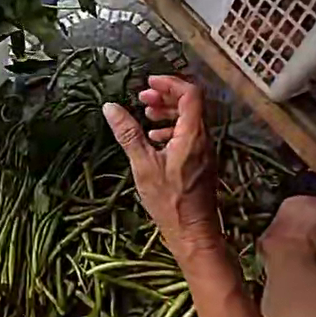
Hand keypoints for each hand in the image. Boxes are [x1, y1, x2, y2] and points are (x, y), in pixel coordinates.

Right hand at [103, 76, 227, 269]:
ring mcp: (204, 150)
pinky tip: (154, 138)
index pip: (190, 94)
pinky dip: (172, 128)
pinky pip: (190, 133)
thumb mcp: (143, 165)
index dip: (170, 83)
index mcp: (193, 135)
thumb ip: (128, 134)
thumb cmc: (170, 202)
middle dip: (166, 95)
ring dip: (168, 111)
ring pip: (190, 118)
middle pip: (191, 103)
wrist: (194, 233)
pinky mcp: (201, 162)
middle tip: (143, 97)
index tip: (148, 83)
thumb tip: (110, 107)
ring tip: (146, 114)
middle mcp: (204, 139)